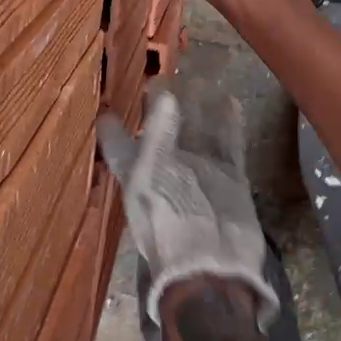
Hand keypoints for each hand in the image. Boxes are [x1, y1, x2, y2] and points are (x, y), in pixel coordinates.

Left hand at [98, 85, 278, 329]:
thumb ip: (157, 132)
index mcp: (137, 172)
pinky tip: (229, 100)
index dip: (113, 123)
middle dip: (164, 101)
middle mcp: (167, 169)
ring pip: (199, 129)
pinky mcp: (228, 178)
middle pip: (164, 128)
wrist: (211, 267)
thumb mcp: (150, 175)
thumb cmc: (168, 221)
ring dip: (199, 104)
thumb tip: (162, 93)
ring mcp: (200, 172)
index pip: (118, 142)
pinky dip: (229, 122)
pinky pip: (228, 143)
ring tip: (200, 75)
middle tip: (165, 72)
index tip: (110, 98)